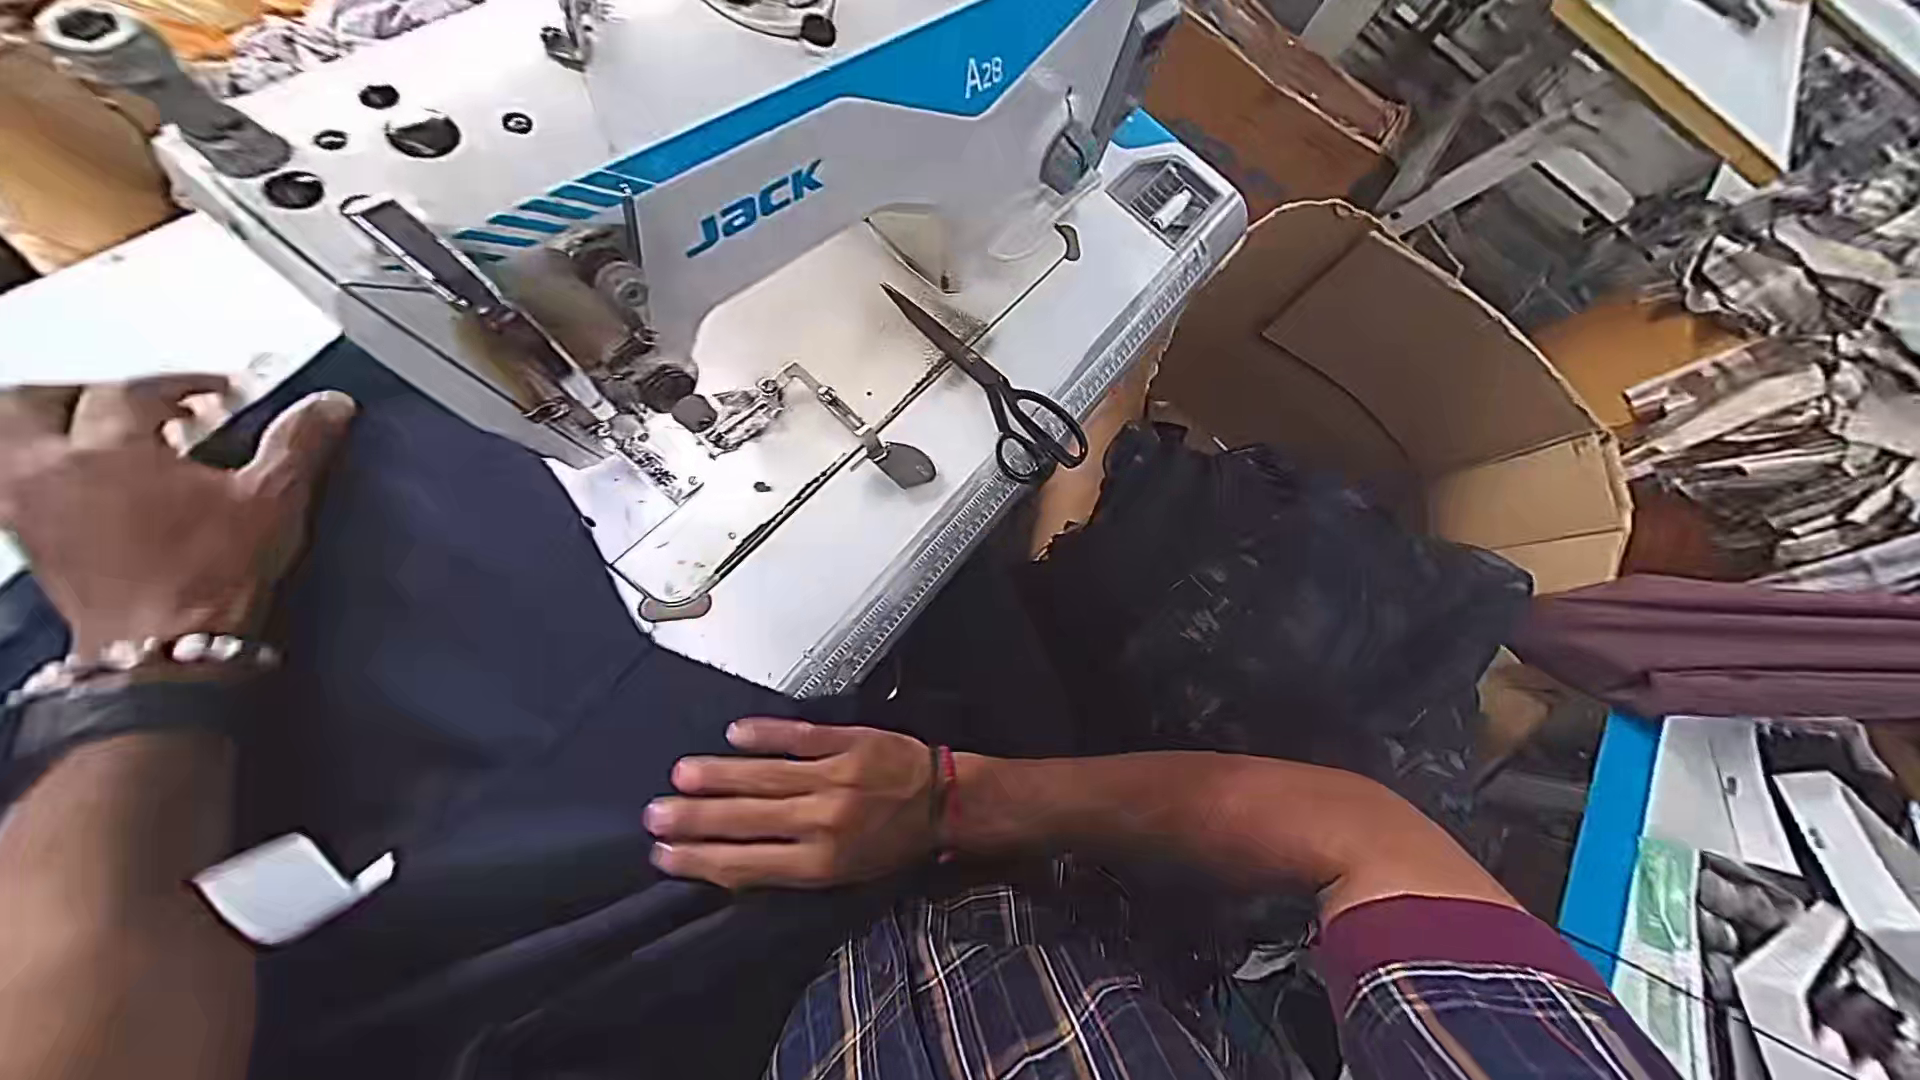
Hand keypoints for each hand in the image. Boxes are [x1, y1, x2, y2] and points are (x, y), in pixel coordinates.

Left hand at [0, 377, 356, 654]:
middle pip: (37, 401)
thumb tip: (329, 404)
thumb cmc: (218, 568)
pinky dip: (38, 464)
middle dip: (91, 392)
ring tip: (102, 433)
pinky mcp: (24, 535)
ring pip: (5, 437)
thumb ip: (299, 443)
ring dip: (48, 424)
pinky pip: (7, 480)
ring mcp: (25, 502)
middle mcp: (49, 467)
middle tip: (143, 402)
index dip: (183, 385)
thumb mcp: (277, 497)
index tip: (219, 393)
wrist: (172, 637)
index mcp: (111, 451)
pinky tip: (81, 479)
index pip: (135, 392)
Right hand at [646, 719, 936, 888]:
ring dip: (719, 775)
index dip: (700, 859)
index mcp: (820, 862)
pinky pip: (801, 736)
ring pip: (765, 775)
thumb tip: (734, 860)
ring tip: (682, 775)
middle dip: (695, 818)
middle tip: (656, 813)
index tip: (665, 853)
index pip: (745, 862)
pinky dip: (767, 734)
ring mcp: (835, 776)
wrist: (942, 802)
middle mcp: (823, 820)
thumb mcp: (846, 874)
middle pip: (746, 819)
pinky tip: (737, 733)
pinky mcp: (850, 742)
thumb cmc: (894, 841)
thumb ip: (793, 867)